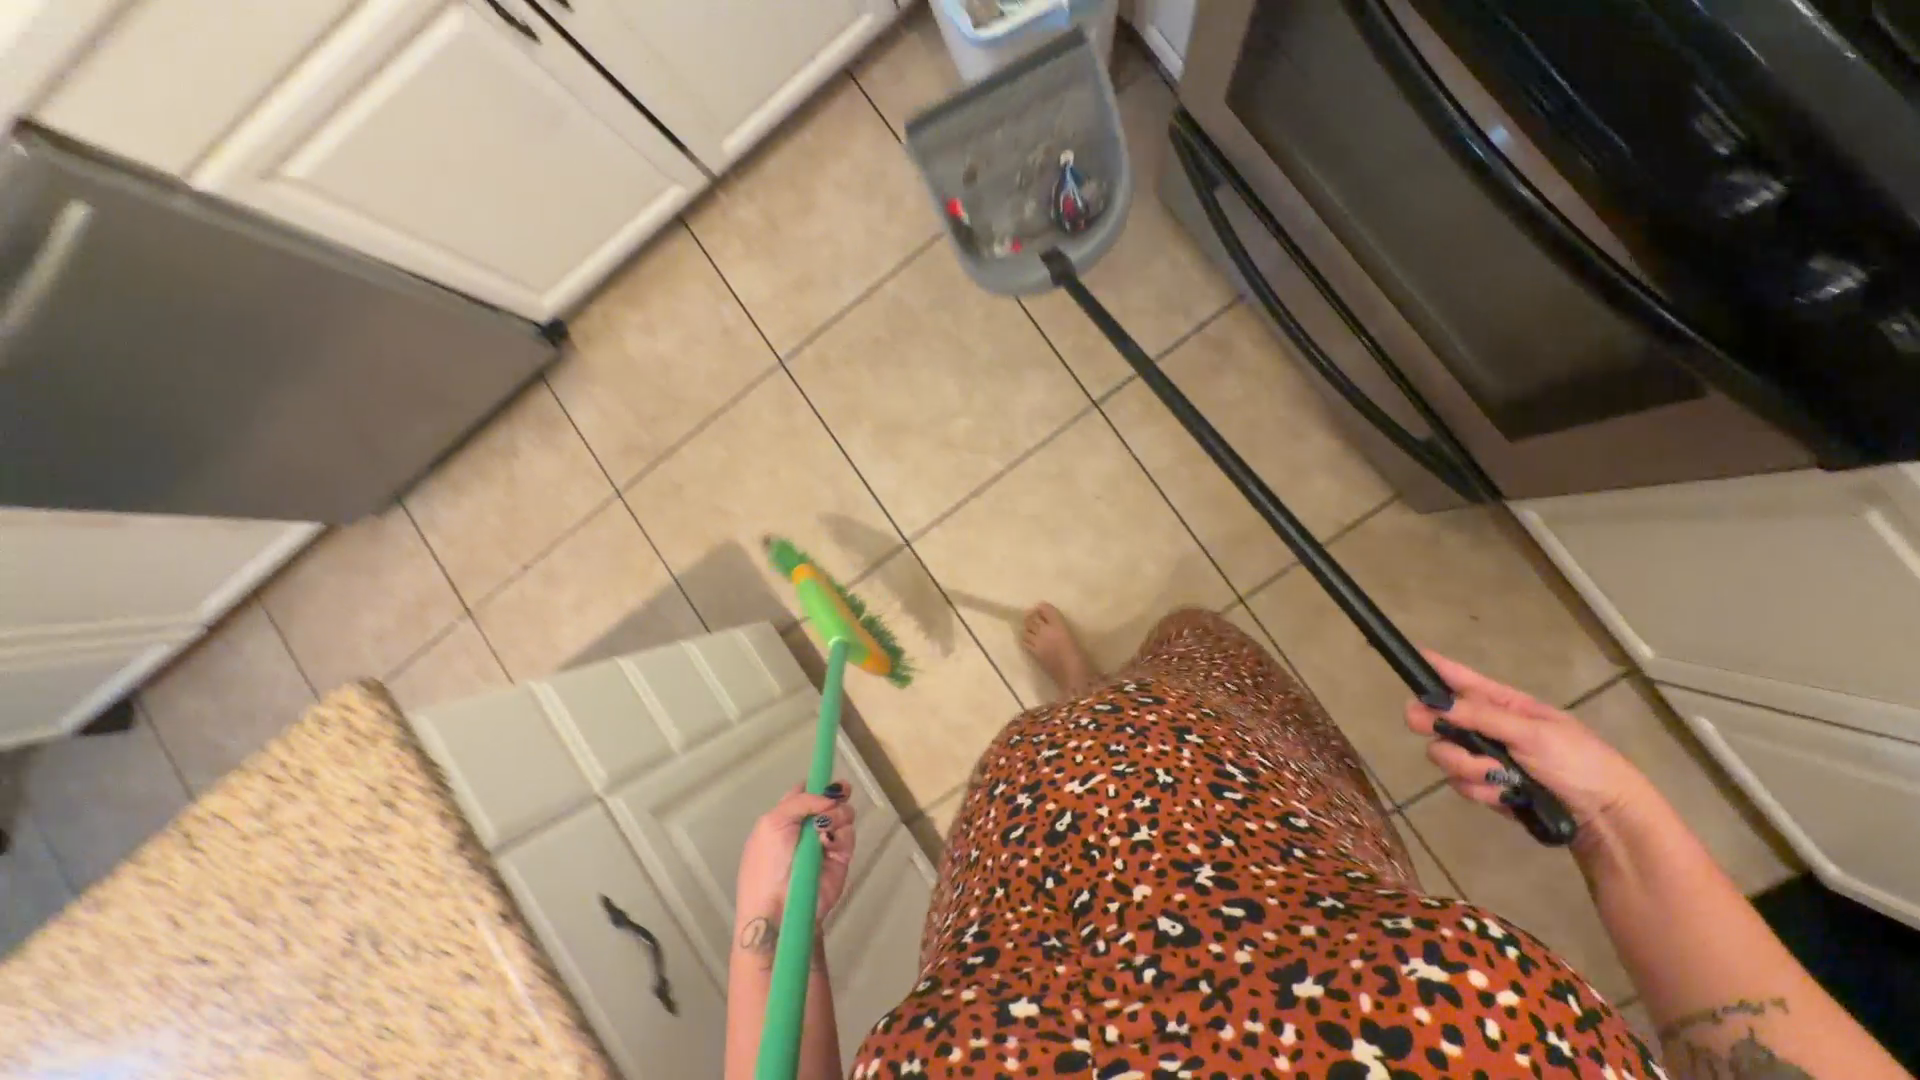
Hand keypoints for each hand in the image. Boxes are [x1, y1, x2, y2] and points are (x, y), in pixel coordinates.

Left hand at [734, 782, 856, 927]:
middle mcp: (805, 828)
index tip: (827, 777)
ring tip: (826, 827)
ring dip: (838, 815)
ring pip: (843, 815)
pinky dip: (843, 835)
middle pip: (828, 800)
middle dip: (836, 793)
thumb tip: (829, 798)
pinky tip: (831, 843)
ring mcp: (824, 843)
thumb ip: (801, 801)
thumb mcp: (773, 823)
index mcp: (784, 819)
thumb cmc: (768, 863)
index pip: (804, 794)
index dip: (816, 784)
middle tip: (841, 792)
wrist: (780, 908)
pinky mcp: (840, 858)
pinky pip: (849, 836)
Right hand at [1405, 651, 1656, 832]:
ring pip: (1444, 755)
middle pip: (1435, 719)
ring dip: (1468, 768)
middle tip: (1437, 732)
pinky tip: (1506, 796)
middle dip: (1436, 729)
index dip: (1434, 667)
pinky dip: (1481, 791)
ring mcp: (1484, 758)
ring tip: (1500, 778)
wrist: (1605, 818)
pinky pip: (1460, 784)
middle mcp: (1486, 728)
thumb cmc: (1580, 763)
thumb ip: (1482, 717)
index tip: (1411, 655)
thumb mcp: (1534, 734)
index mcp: (1502, 704)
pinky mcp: (1486, 787)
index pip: (1460, 679)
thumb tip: (1435, 701)